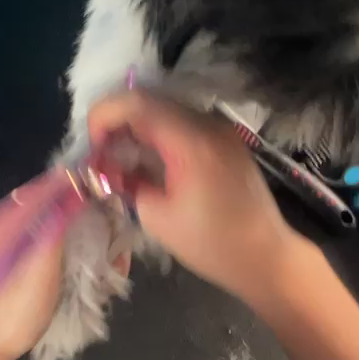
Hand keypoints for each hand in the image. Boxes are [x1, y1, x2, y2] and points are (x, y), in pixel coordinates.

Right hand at [87, 90, 306, 303]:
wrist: (266, 257)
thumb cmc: (212, 245)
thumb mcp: (157, 217)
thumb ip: (128, 182)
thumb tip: (108, 168)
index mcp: (191, 140)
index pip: (136, 103)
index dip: (104, 116)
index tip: (91, 146)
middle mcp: (209, 124)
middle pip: (151, 102)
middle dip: (118, 124)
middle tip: (101, 156)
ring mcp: (222, 130)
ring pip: (167, 112)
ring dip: (139, 130)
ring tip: (121, 162)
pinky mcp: (228, 142)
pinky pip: (185, 126)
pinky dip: (161, 137)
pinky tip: (149, 164)